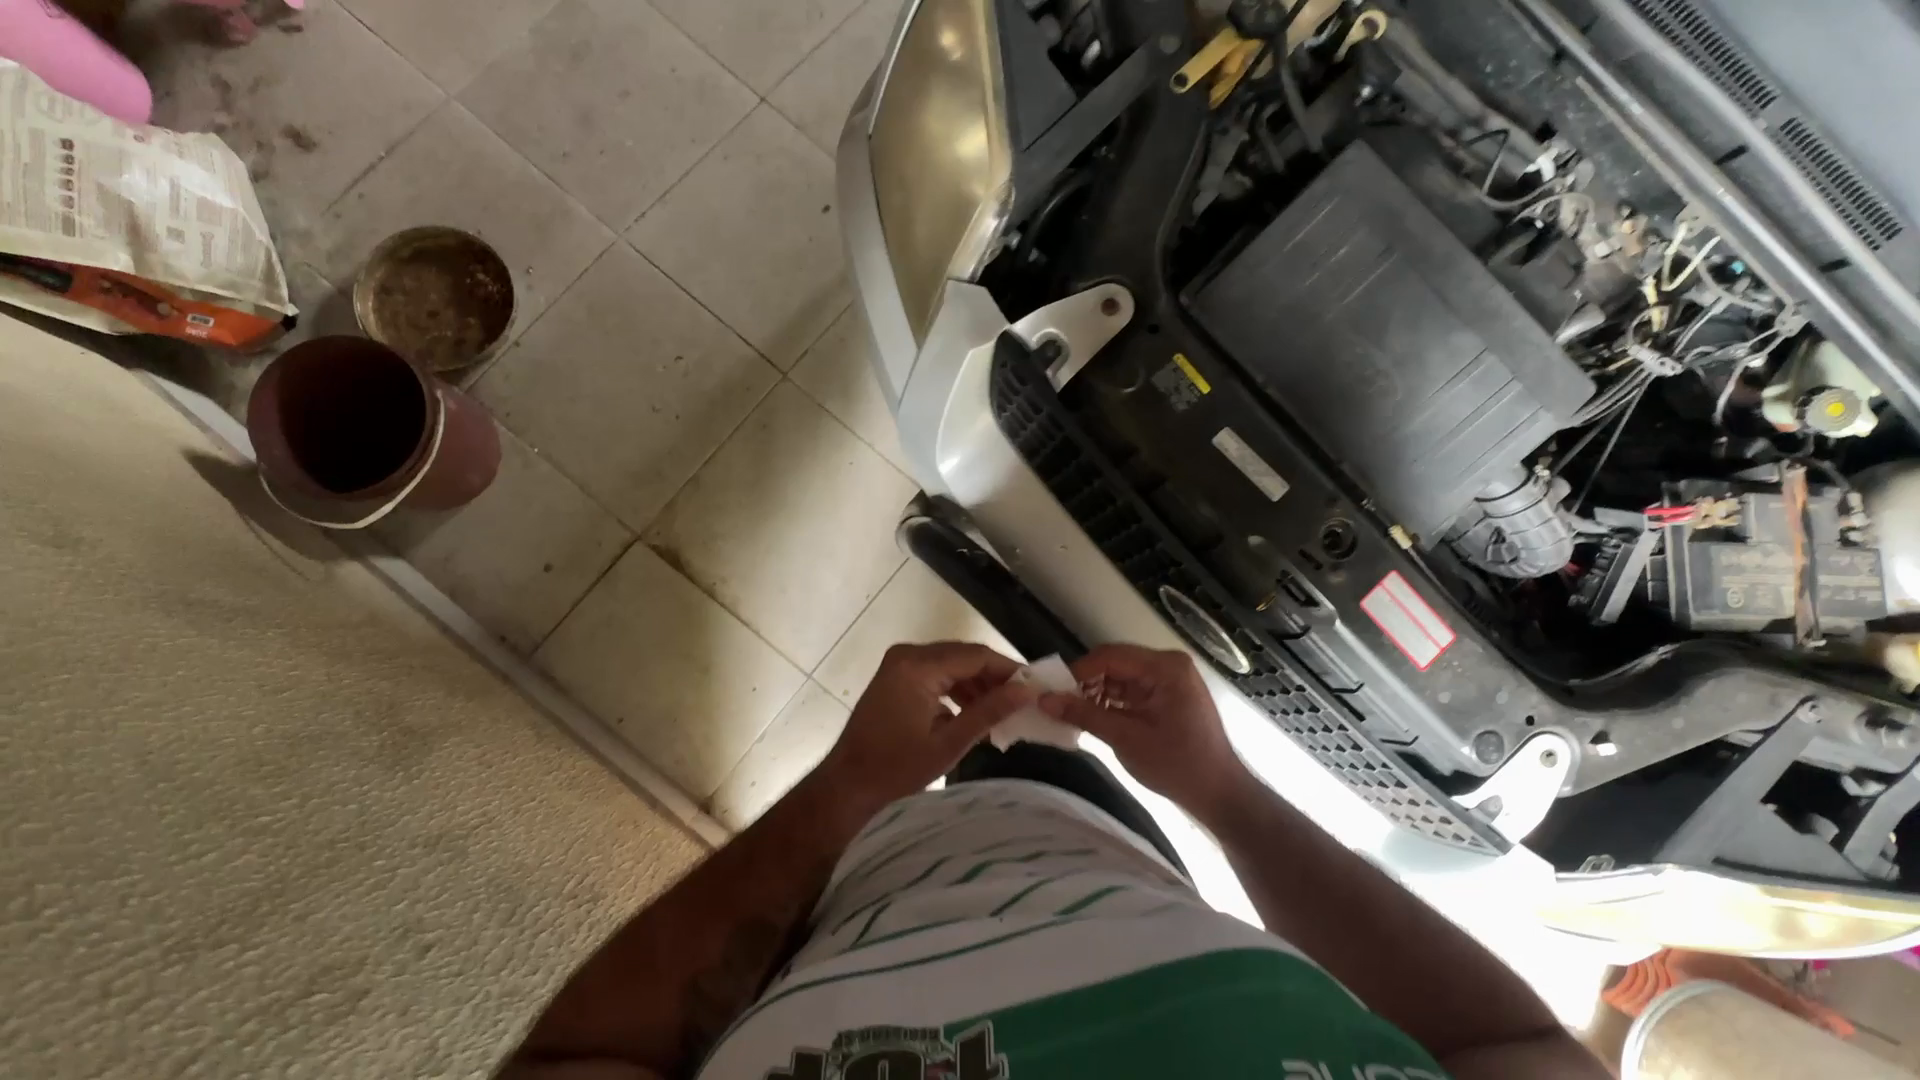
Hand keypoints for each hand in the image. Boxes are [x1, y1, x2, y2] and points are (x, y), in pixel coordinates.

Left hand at [815, 643, 1034, 816]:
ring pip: (951, 665)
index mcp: (917, 666)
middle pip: (963, 656)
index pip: (975, 655)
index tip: (1036, 687)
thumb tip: (1027, 691)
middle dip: (994, 677)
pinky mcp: (895, 678)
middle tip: (1024, 700)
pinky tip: (975, 712)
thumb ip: (989, 712)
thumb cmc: (896, 769)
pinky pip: (936, 674)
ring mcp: (899, 665)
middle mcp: (907, 655)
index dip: (1008, 669)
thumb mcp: (948, 743)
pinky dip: (957, 690)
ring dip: (977, 685)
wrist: (847, 786)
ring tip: (1004, 711)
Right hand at [1039, 644, 1255, 821]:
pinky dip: (1112, 702)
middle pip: (1114, 663)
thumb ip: (1084, 715)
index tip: (1051, 693)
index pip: (1109, 656)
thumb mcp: (1125, 739)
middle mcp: (1168, 665)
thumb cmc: (1177, 765)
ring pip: (1121, 677)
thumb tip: (1044, 700)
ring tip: (1072, 714)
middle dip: (1086, 683)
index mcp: (1164, 667)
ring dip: (1097, 693)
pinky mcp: (1169, 696)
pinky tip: (1094, 719)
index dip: (1077, 672)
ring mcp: (1171, 680)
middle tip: (1058, 704)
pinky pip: (1132, 690)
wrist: (1220, 793)